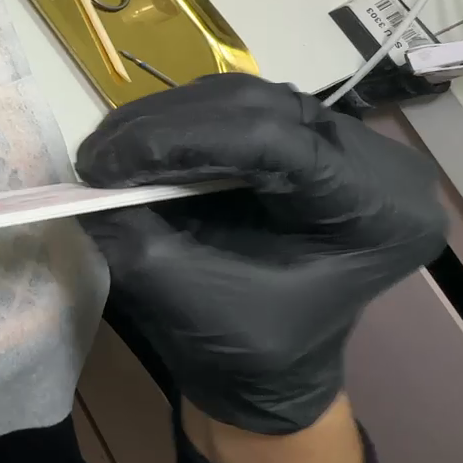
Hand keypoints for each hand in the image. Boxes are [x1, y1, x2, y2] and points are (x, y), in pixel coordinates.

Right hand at [74, 74, 447, 434]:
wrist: (265, 368)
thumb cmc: (239, 343)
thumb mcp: (172, 286)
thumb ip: (128, 227)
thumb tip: (82, 178)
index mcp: (379, 211)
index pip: (271, 140)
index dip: (174, 141)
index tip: (100, 169)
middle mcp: (377, 162)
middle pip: (252, 105)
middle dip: (156, 126)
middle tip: (93, 160)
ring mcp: (342, 141)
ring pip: (234, 94)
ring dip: (155, 119)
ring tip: (105, 155)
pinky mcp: (301, 134)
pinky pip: (227, 103)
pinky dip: (168, 120)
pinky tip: (134, 149)